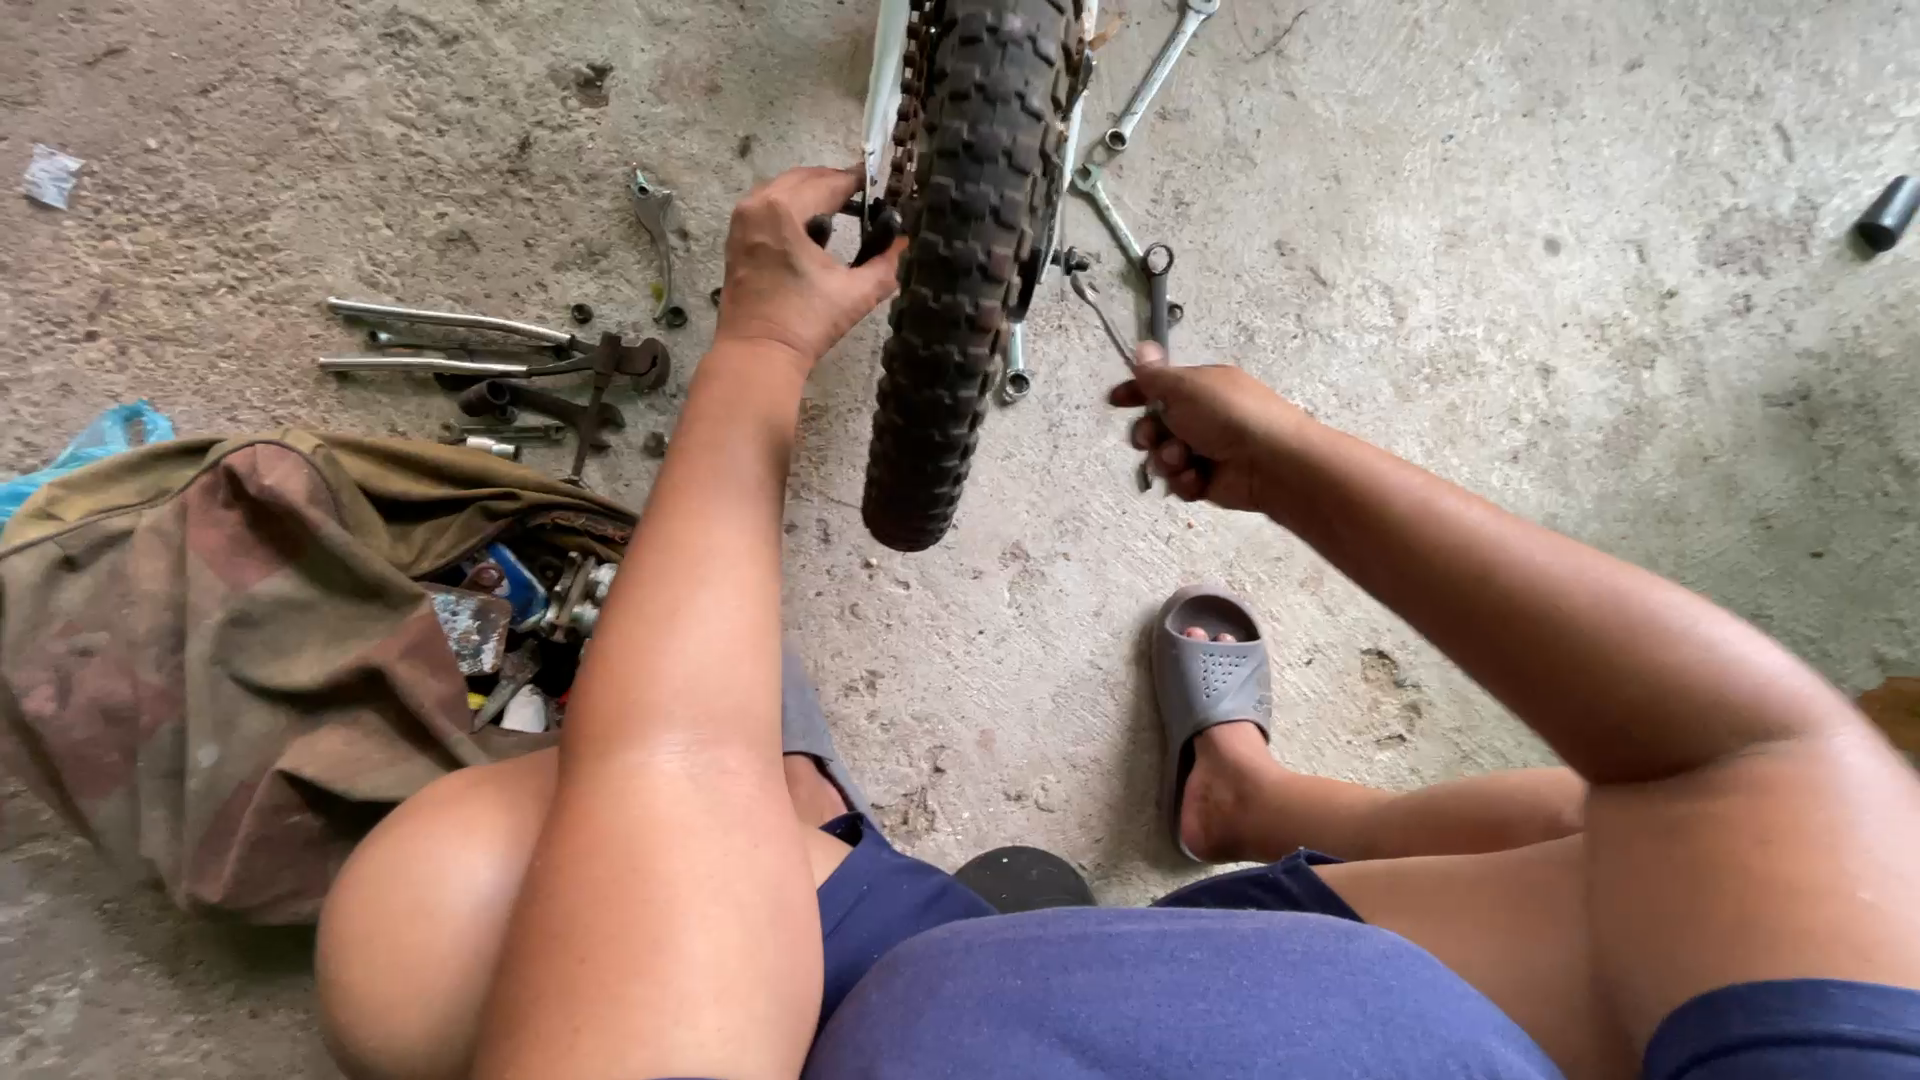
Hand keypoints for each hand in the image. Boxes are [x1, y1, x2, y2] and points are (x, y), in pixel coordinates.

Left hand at [714, 166, 906, 372]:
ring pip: (781, 191)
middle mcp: (757, 205)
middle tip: (861, 196)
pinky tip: (810, 232)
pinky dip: (790, 211)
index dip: (856, 182)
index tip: (877, 182)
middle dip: (832, 184)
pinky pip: (766, 209)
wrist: (758, 354)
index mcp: (783, 210)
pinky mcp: (736, 240)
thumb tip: (901, 244)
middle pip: (802, 179)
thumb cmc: (805, 323)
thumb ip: (883, 265)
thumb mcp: (854, 294)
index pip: (828, 184)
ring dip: (809, 195)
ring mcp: (741, 222)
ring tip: (838, 211)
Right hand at [1107, 342, 1312, 512]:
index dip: (1136, 393)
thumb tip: (1140, 346)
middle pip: (1154, 427)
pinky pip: (1178, 482)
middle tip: (1151, 438)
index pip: (1159, 387)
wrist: (1270, 460)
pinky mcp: (1206, 481)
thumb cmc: (1228, 414)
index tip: (1115, 401)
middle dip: (1147, 434)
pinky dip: (1184, 481)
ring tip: (1183, 459)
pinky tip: (1198, 478)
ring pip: (1162, 457)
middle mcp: (1200, 418)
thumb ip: (1156, 375)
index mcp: (1199, 388)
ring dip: (1167, 459)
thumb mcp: (1186, 387)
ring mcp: (1203, 451)